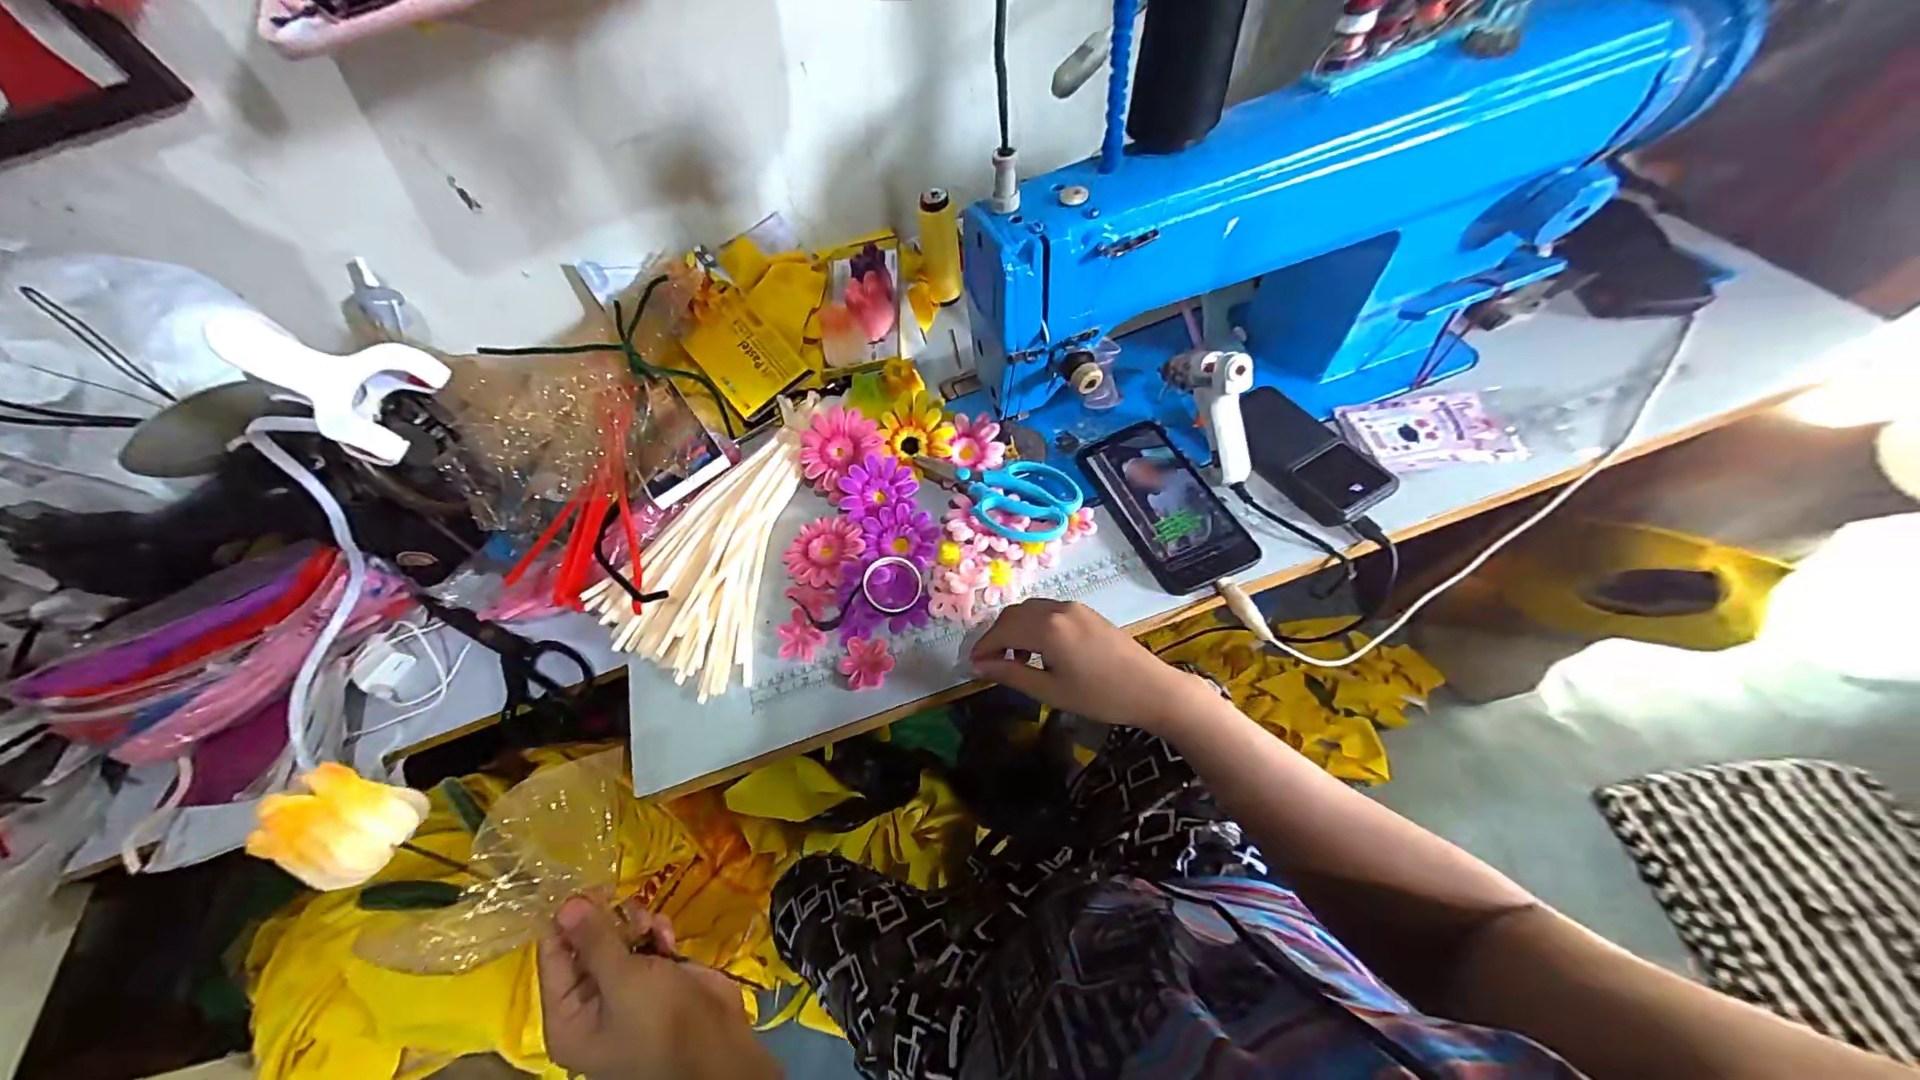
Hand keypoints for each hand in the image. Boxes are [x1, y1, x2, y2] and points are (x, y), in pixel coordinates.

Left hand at [538, 895, 777, 1079]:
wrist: (715, 1044)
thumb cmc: (658, 1020)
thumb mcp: (623, 980)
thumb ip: (595, 940)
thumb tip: (565, 904)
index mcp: (568, 1017)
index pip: (554, 958)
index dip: (567, 921)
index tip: (586, 885)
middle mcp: (591, 1002)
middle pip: (588, 946)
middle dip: (608, 921)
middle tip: (623, 899)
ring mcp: (626, 990)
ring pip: (619, 940)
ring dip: (635, 925)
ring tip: (650, 924)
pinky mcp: (656, 978)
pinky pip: (645, 945)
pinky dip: (655, 934)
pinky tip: (667, 935)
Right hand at [970, 600, 1216, 733]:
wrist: (1152, 689)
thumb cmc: (1100, 696)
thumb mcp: (1050, 691)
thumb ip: (1011, 675)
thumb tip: (979, 667)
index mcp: (1047, 627)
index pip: (1001, 631)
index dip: (983, 648)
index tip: (972, 666)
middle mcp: (1057, 608)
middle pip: (1013, 615)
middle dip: (996, 637)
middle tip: (989, 665)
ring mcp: (1074, 607)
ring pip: (1030, 610)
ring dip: (1014, 630)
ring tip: (1015, 662)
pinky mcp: (1085, 612)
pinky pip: (1048, 611)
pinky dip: (1033, 626)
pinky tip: (1039, 651)